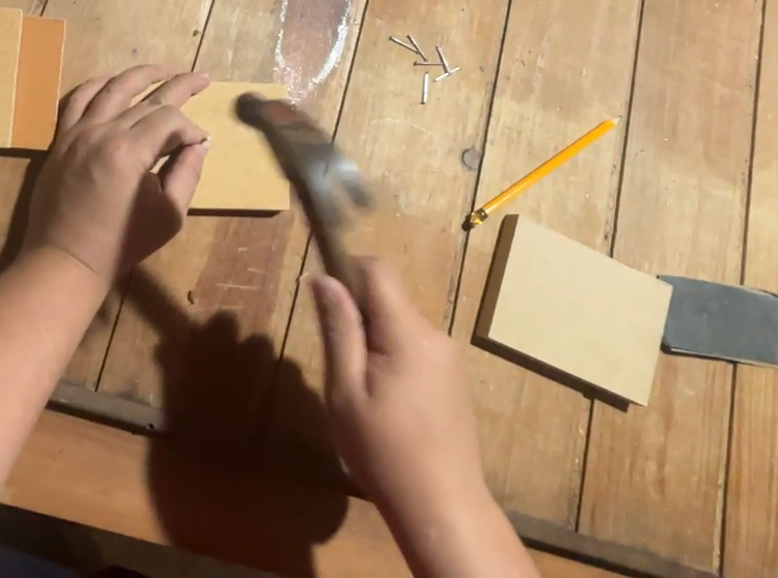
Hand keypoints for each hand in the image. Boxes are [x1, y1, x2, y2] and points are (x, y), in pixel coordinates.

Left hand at [25, 65, 210, 285]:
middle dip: (179, 86)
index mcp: (130, 151)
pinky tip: (113, 81)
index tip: (201, 143)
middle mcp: (102, 132)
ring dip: (140, 75)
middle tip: (203, 77)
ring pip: (112, 88)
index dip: (191, 127)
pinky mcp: (61, 139)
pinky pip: (77, 99)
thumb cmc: (122, 244)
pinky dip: (97, 84)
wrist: (65, 260)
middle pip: (147, 98)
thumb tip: (199, 143)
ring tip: (163, 70)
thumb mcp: (169, 214)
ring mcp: (77, 132)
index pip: (170, 120)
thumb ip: (187, 172)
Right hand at [311, 258, 483, 510]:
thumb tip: (323, 278)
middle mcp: (434, 334)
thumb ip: (338, 330)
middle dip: (358, 316)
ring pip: (400, 325)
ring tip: (362, 393)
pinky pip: (416, 348)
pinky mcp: (454, 378)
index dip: (347, 270)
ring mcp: (449, 357)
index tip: (324, 300)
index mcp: (407, 332)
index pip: (377, 269)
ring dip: (375, 341)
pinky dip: (393, 359)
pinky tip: (387, 405)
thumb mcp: (345, 391)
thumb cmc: (384, 452)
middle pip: (388, 298)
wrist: (443, 508)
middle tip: (339, 364)